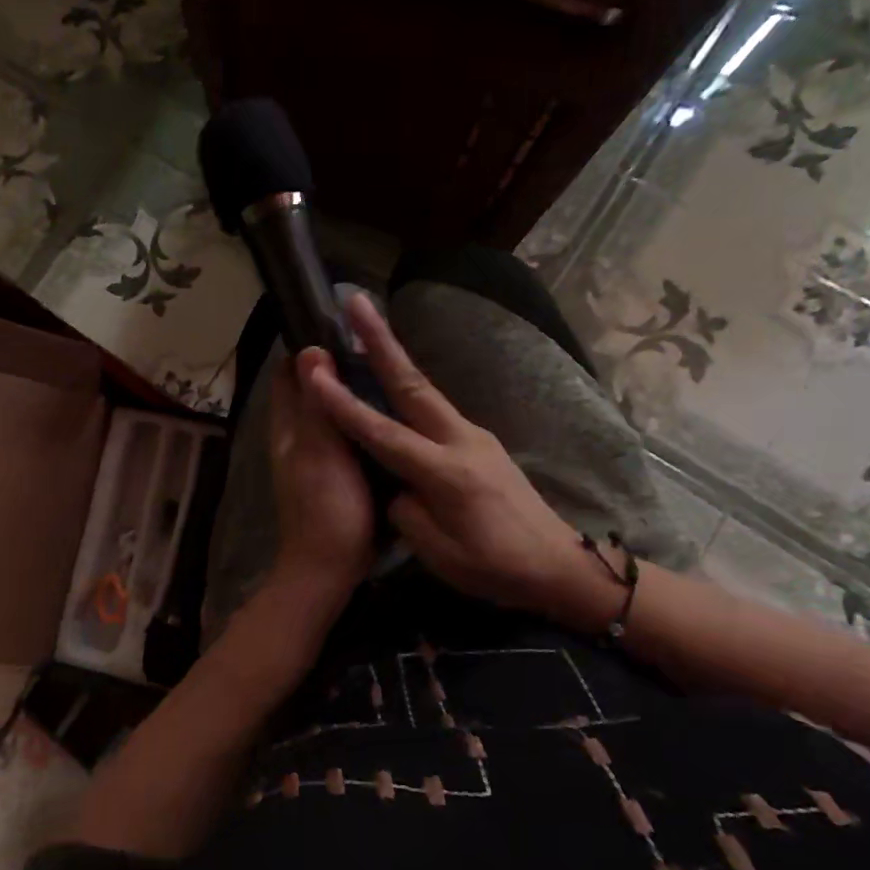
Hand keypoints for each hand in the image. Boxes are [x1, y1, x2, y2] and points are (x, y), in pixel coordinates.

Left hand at [268, 350, 375, 597]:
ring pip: (329, 414)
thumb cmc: (326, 507)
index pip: (287, 375)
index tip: (337, 326)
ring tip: (384, 374)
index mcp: (288, 429)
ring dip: (347, 394)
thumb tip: (311, 350)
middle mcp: (297, 439)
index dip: (305, 348)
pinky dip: (359, 422)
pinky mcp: (335, 476)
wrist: (330, 566)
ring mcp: (315, 459)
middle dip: (331, 368)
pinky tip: (387, 418)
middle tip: (371, 349)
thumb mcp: (322, 451)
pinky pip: (346, 437)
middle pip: (309, 392)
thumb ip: (318, 405)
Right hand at [302, 294, 619, 630]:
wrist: (555, 563)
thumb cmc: (494, 567)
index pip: (383, 433)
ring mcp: (476, 436)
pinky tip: (395, 384)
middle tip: (355, 301)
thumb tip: (394, 484)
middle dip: (380, 341)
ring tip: (367, 329)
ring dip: (395, 357)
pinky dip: (410, 389)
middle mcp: (461, 441)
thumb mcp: (439, 553)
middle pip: (412, 384)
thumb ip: (406, 510)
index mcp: (445, 474)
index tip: (314, 372)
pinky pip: (437, 409)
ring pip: (426, 391)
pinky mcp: (482, 442)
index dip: (343, 404)